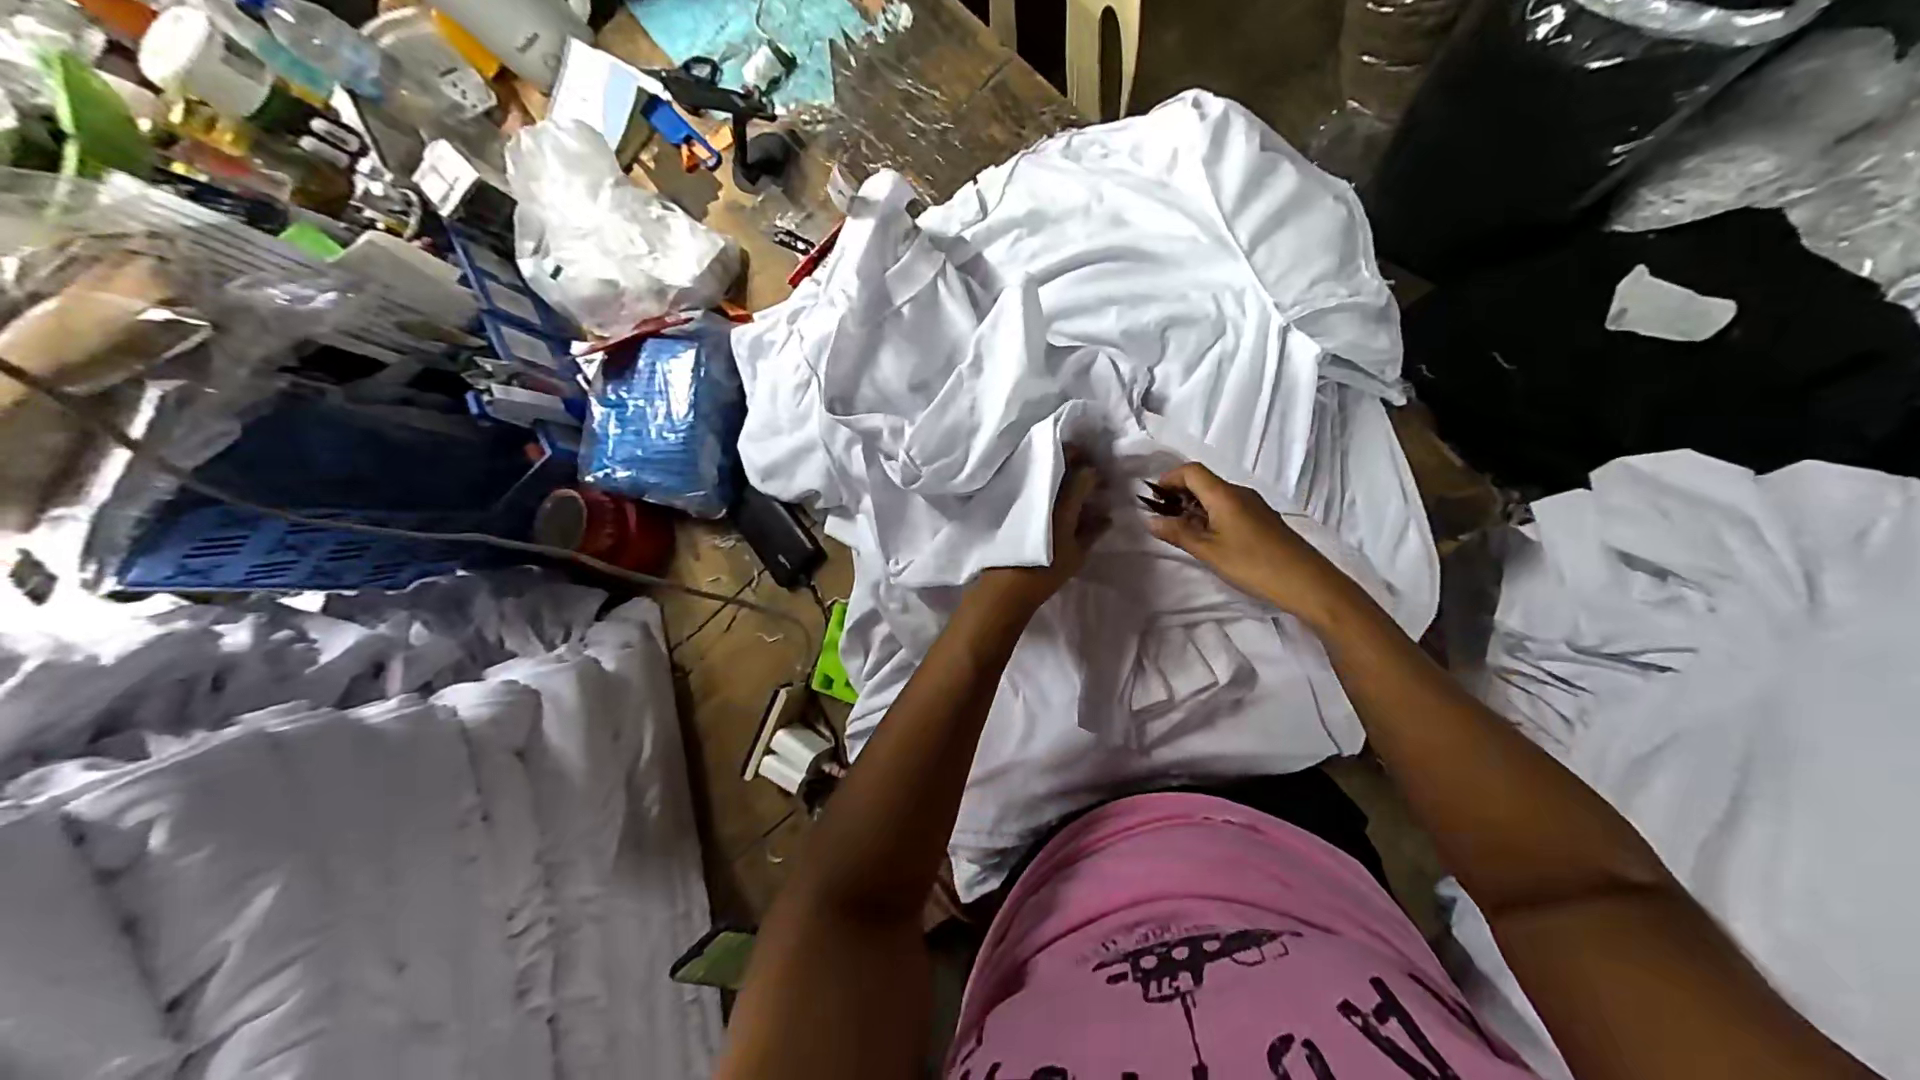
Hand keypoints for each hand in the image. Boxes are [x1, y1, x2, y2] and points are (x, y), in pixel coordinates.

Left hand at [974, 450, 1108, 610]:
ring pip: (1043, 464)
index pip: (1084, 473)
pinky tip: (1048, 488)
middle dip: (1076, 457)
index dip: (1095, 472)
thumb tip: (1107, 516)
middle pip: (1060, 457)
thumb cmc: (1046, 573)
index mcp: (1063, 503)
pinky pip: (1028, 476)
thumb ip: (1093, 531)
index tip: (1101, 479)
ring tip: (1069, 478)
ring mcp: (1022, 491)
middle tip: (1086, 469)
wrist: (1005, 586)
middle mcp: (1042, 490)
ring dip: (1058, 465)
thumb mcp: (1077, 554)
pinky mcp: (1006, 497)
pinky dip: (1041, 476)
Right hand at [1144, 462, 1351, 626]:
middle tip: (1161, 516)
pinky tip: (1206, 538)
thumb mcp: (1208, 551)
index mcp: (1224, 494)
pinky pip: (1228, 508)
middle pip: (1203, 482)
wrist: (1306, 582)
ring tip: (1180, 530)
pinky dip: (1210, 516)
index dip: (1169, 478)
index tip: (1152, 498)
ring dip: (1194, 507)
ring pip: (1215, 496)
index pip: (1191, 471)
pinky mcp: (1261, 520)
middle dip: (1178, 494)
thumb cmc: (1253, 564)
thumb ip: (1177, 533)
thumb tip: (1150, 520)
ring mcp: (1253, 506)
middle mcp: (1239, 493)